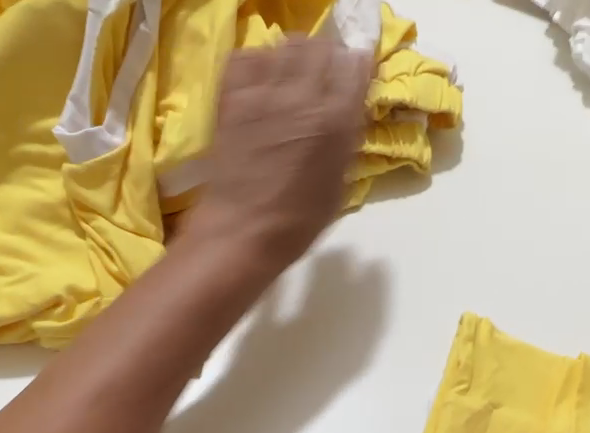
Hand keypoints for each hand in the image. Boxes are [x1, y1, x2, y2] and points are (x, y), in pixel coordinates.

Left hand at [187, 36, 371, 270]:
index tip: (351, 78)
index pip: (356, 65)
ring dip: (293, 57)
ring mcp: (265, 93)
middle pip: (321, 46)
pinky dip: (257, 62)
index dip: (355, 68)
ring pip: (287, 44)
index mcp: (337, 121)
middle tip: (319, 78)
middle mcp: (305, 96)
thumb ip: (346, 141)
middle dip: (325, 58)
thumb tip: (348, 115)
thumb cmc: (296, 223)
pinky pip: (247, 56)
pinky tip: (259, 83)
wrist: (242, 232)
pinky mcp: (233, 97)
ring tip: (289, 79)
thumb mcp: (339, 185)